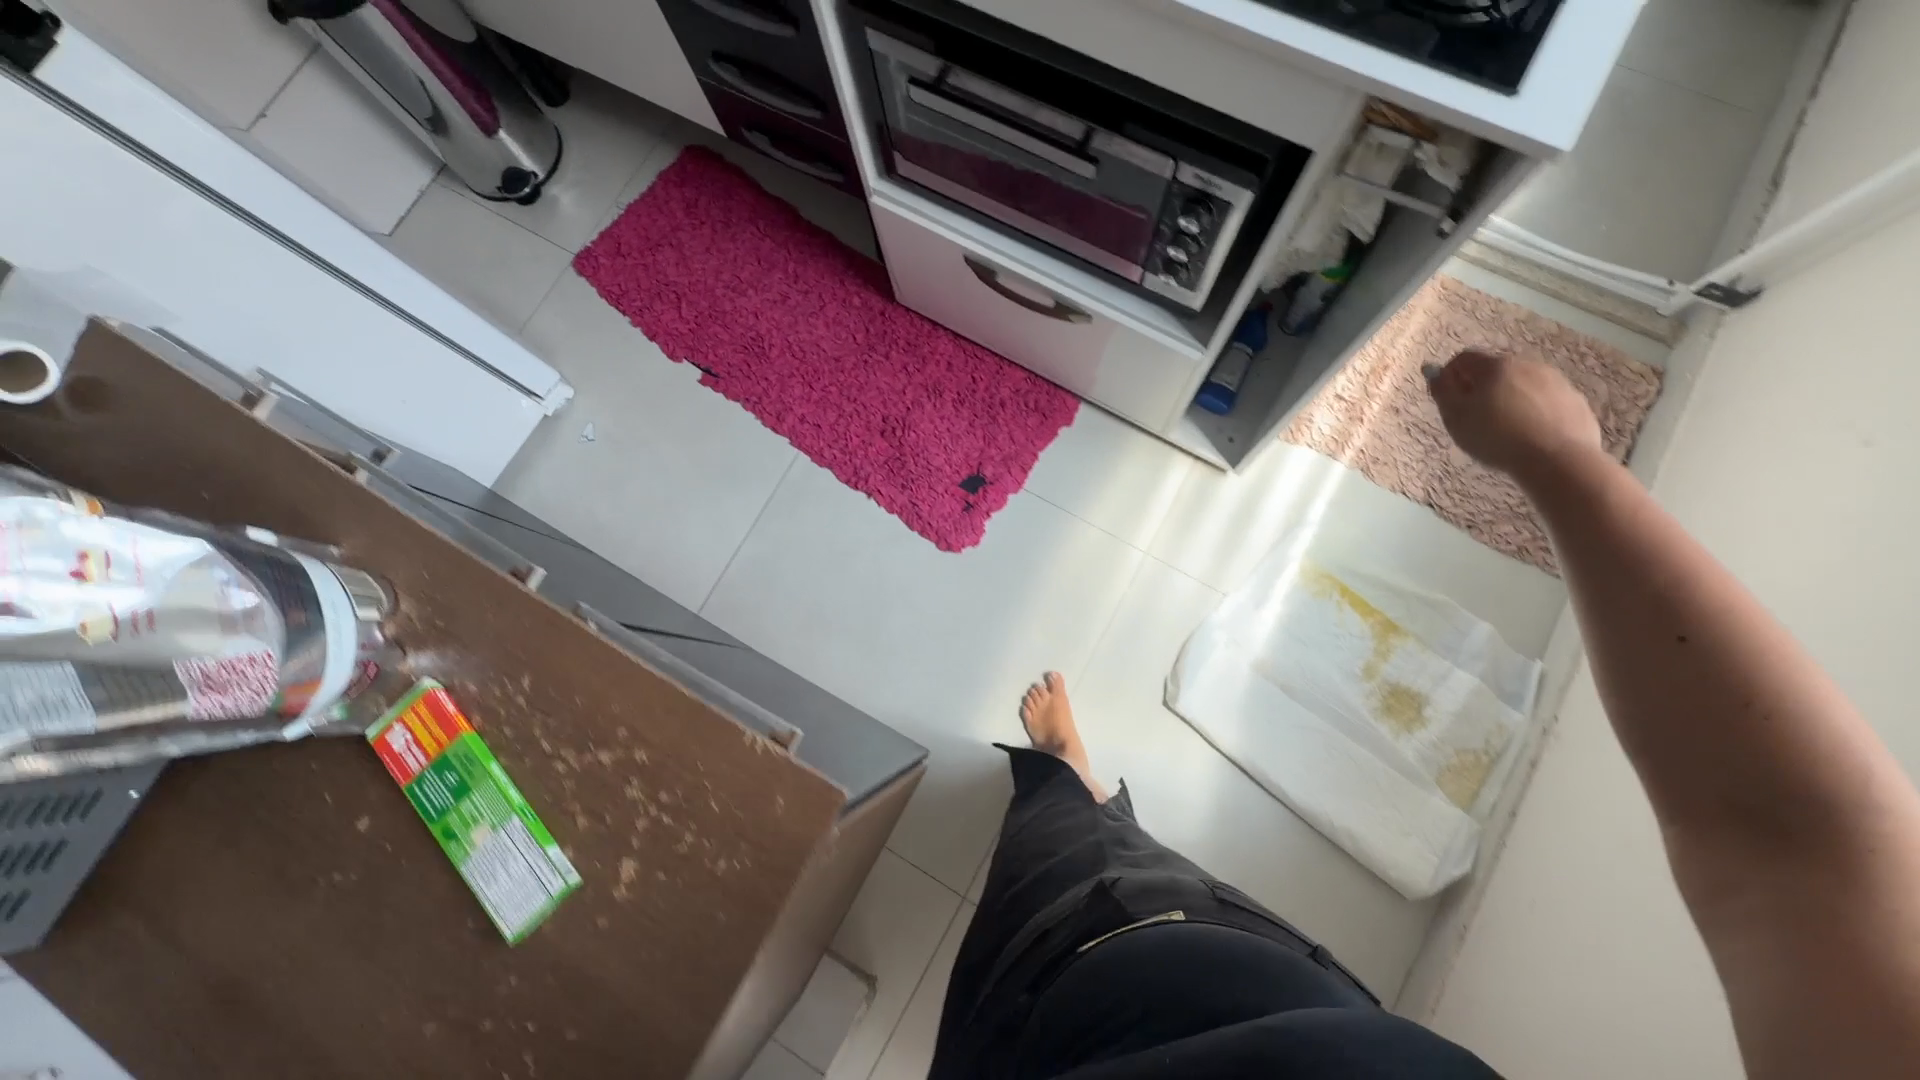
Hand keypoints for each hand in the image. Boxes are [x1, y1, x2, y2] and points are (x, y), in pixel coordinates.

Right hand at [1427, 349, 1603, 480]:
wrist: (1558, 459)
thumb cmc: (1496, 437)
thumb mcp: (1456, 418)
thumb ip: (1442, 391)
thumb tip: (1434, 370)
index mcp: (1495, 366)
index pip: (1464, 358)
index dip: (1450, 375)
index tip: (1449, 399)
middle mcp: (1527, 365)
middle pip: (1495, 370)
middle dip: (1481, 387)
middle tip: (1474, 417)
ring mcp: (1556, 381)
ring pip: (1522, 383)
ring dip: (1509, 397)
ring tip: (1505, 428)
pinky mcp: (1574, 400)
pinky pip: (1545, 399)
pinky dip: (1534, 410)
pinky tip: (1530, 434)